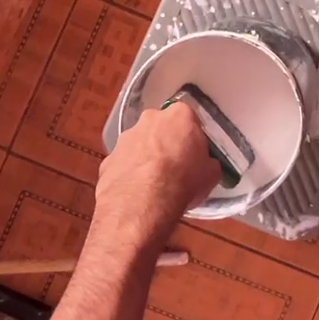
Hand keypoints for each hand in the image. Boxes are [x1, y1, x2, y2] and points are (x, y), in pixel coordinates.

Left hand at [90, 102, 218, 248]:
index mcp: (179, 115)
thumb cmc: (184, 181)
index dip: (192, 137)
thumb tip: (204, 166)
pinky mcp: (107, 160)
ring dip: (145, 159)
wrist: (142, 204)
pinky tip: (136, 194)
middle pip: (161, 127)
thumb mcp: (211, 173)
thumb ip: (207, 162)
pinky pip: (123, 165)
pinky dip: (128, 175)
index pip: (189, 119)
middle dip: (166, 143)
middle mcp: (149, 119)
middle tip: (174, 166)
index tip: (194, 153)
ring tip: (153, 185)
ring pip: (139, 145)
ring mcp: (125, 139)